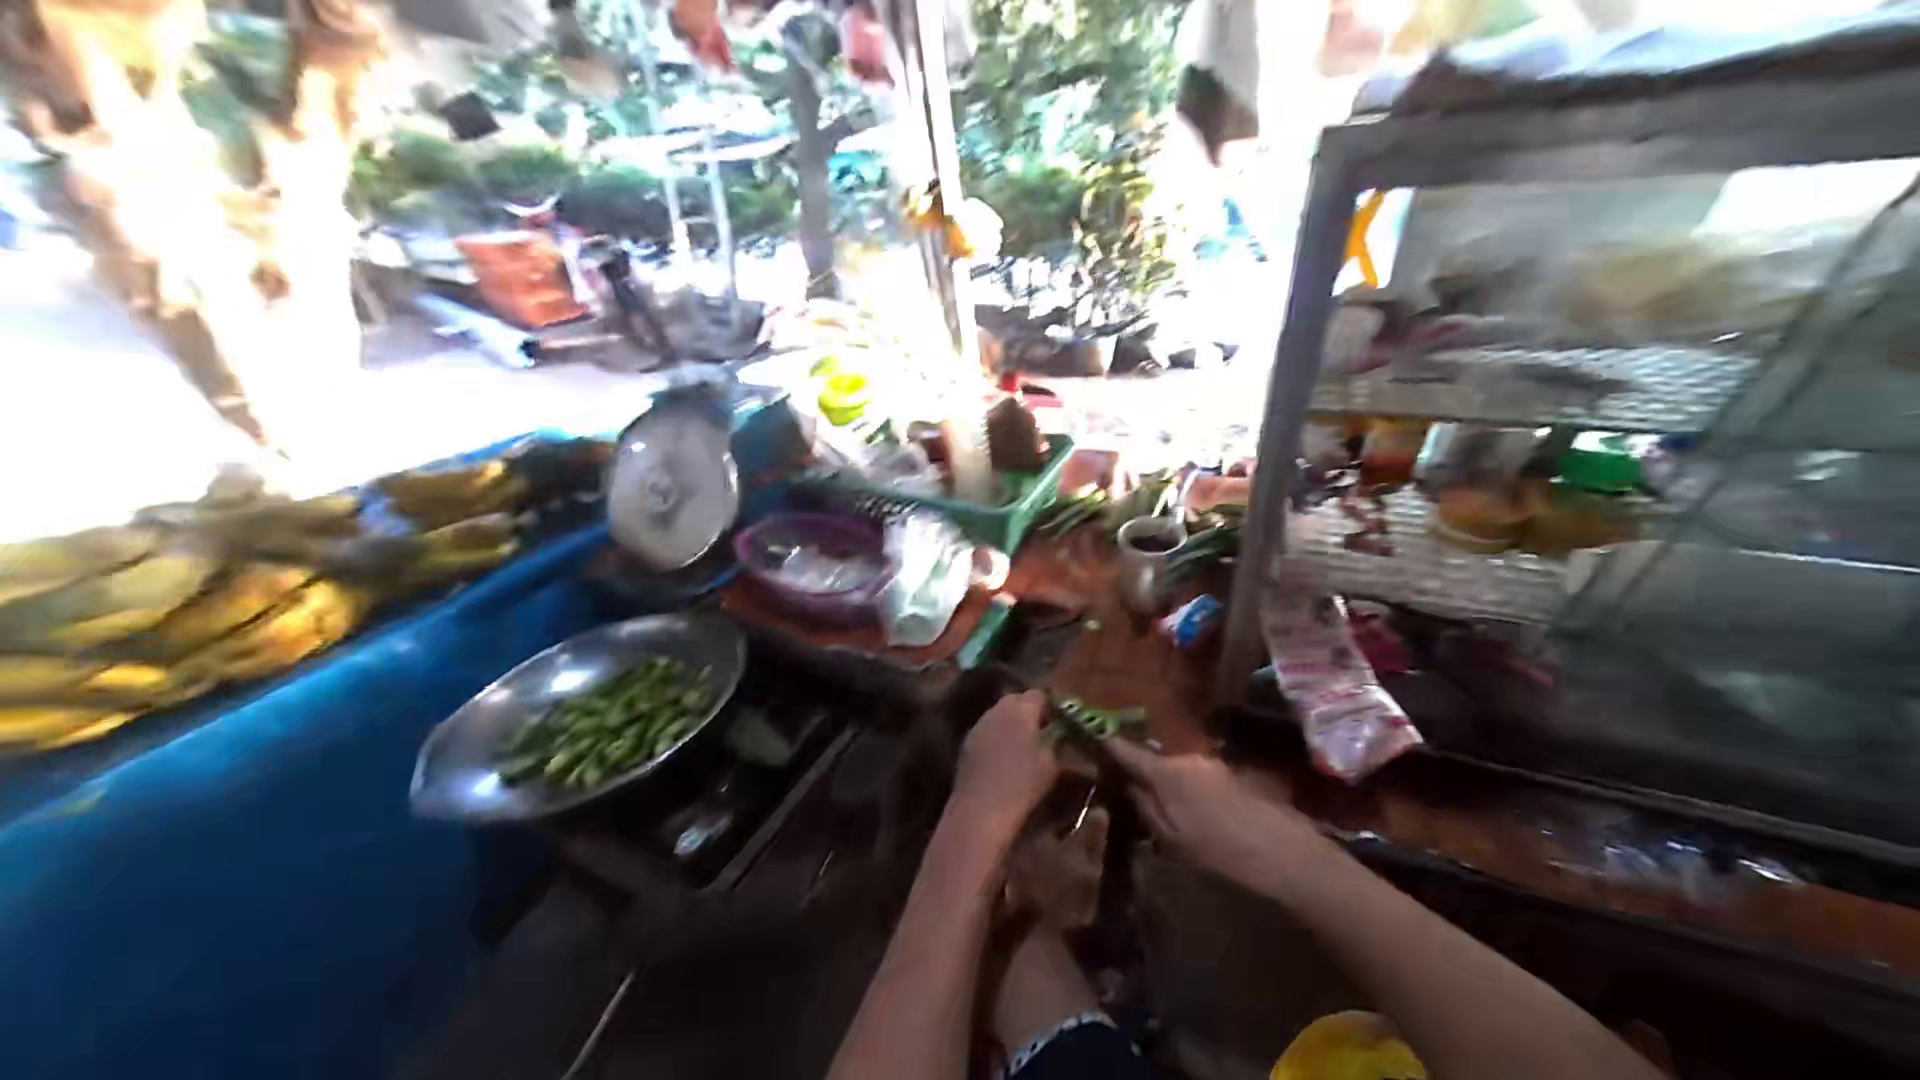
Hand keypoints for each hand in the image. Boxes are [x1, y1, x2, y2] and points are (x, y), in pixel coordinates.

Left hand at [952, 690, 1058, 831]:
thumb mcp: (1051, 765)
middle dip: (1027, 711)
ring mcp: (979, 724)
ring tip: (1020, 744)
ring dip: (1009, 722)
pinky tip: (1000, 756)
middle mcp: (997, 710)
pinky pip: (986, 729)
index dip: (1048, 706)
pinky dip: (995, 735)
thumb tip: (1053, 735)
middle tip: (1038, 731)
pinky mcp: (966, 741)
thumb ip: (1054, 742)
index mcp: (1022, 710)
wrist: (981, 809)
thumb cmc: (1023, 785)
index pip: (1038, 694)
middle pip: (1015, 699)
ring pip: (998, 713)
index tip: (1055, 722)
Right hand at [1104, 739, 1324, 888]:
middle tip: (1134, 784)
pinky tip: (1203, 811)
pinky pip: (1202, 776)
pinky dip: (1195, 787)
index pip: (1128, 750)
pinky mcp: (1235, 774)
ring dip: (1173, 779)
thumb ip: (1145, 807)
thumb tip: (1130, 785)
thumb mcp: (1171, 839)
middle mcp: (1187, 758)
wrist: (1286, 855)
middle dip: (1145, 768)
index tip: (1095, 733)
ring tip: (1172, 804)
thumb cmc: (1220, 852)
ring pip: (1181, 767)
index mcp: (1165, 773)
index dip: (1110, 743)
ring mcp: (1214, 763)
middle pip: (1156, 758)